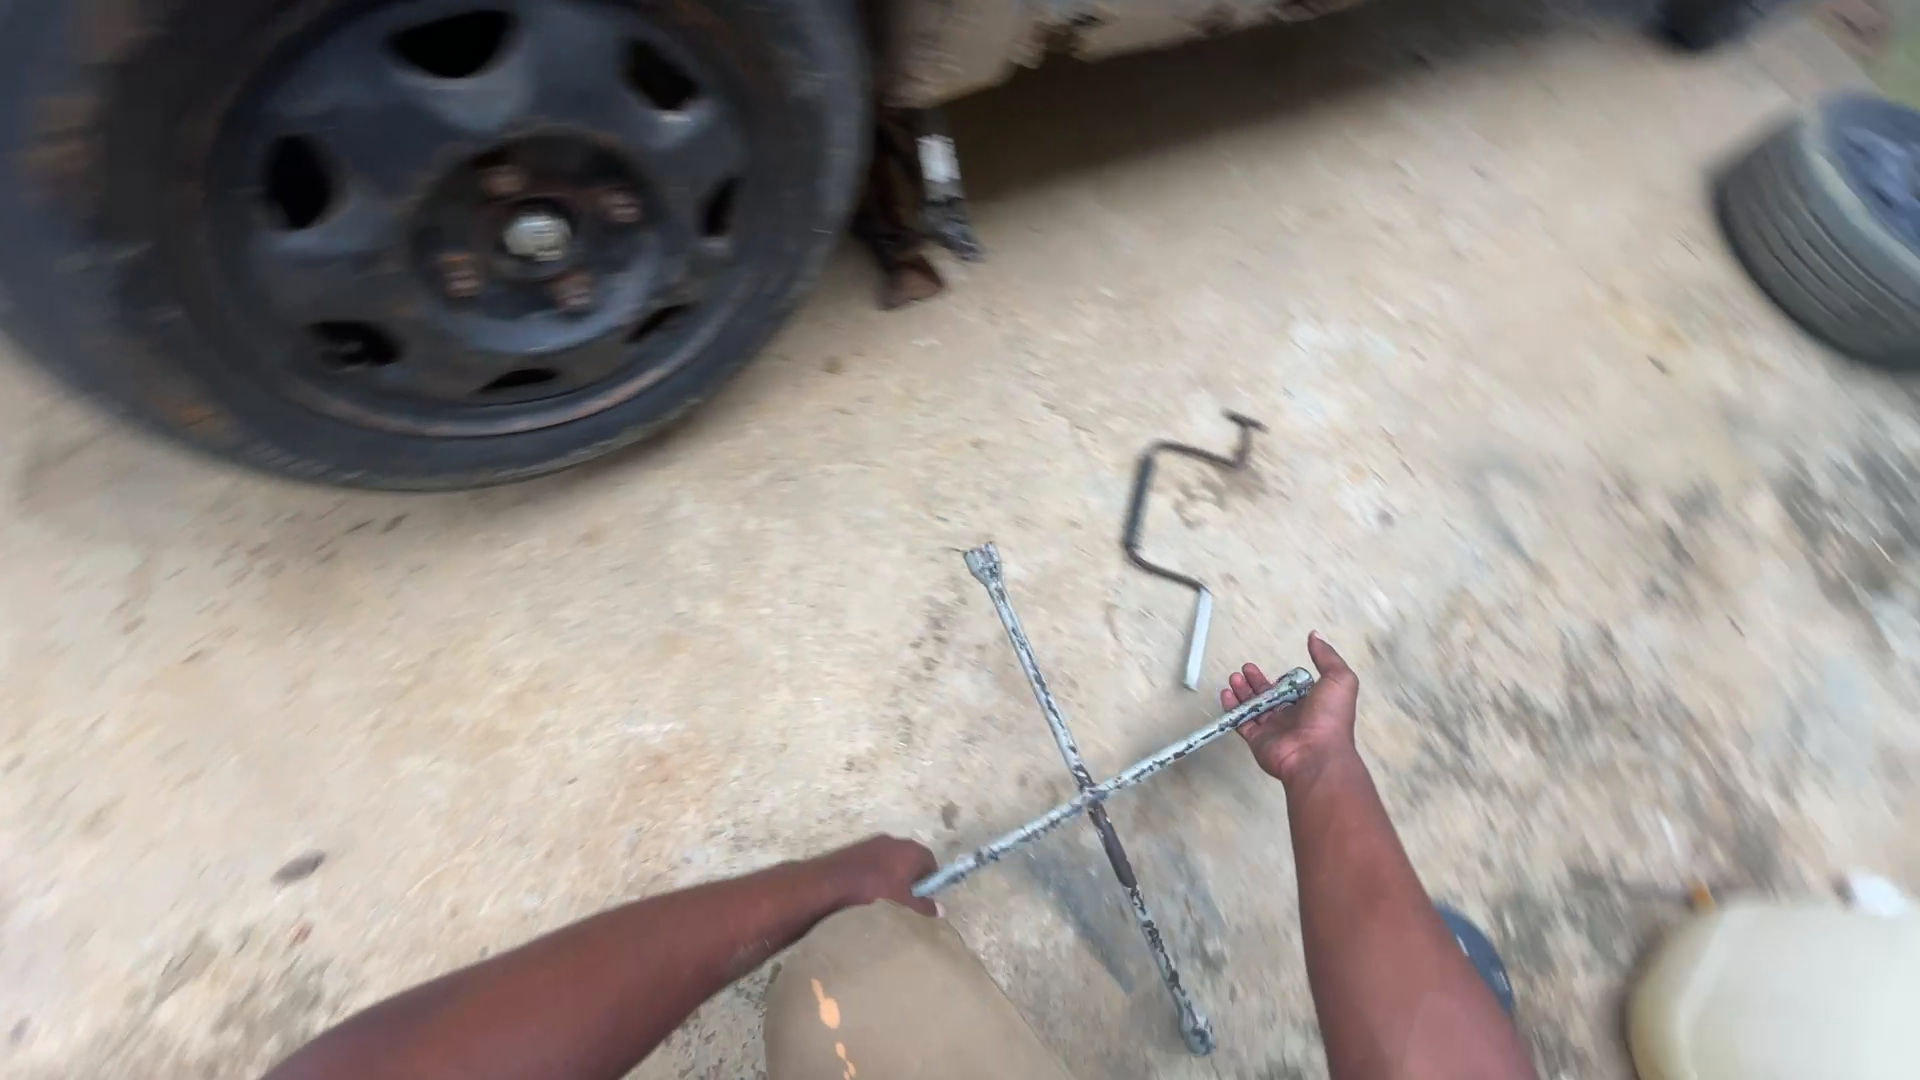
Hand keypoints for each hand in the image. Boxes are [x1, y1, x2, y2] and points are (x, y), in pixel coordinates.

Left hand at [812, 835, 939, 916]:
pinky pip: (882, 854)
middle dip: (914, 873)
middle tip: (909, 892)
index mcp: (913, 851)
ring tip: (891, 888)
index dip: (931, 877)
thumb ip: (923, 904)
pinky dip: (883, 865)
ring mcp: (882, 840)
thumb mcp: (903, 898)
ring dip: (898, 868)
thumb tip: (942, 911)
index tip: (926, 892)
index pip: (931, 861)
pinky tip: (875, 881)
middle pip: (914, 856)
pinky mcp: (866, 843)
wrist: (841, 875)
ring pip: (897, 855)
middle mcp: (900, 841)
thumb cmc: (878, 885)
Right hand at [1221, 632, 1359, 787]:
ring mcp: (1272, 729)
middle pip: (1267, 696)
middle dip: (1255, 681)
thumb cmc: (1329, 717)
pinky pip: (1240, 721)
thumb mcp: (1339, 680)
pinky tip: (1226, 694)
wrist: (1316, 755)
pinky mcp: (1256, 739)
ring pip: (1252, 707)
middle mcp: (1290, 717)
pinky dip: (1231, 708)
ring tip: (1234, 677)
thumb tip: (1315, 636)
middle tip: (1245, 669)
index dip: (1280, 679)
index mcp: (1309, 705)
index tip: (1272, 669)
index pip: (1290, 689)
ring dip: (1242, 692)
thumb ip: (1327, 657)